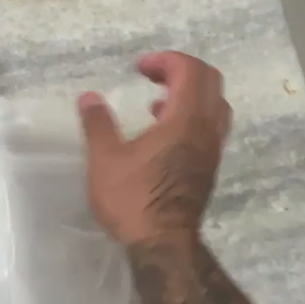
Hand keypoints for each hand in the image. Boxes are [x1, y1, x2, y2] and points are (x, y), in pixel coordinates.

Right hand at [78, 51, 232, 246]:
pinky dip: (193, 117)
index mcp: (185, 119)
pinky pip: (211, 127)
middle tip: (152, 77)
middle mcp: (206, 128)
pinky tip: (165, 135)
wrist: (162, 242)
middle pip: (210, 81)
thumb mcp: (105, 160)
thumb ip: (98, 125)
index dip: (165, 61)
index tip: (139, 68)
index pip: (188, 71)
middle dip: (182, 70)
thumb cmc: (133, 199)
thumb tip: (89, 98)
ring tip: (159, 104)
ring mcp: (212, 149)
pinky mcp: (208, 167)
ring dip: (191, 94)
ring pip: (215, 105)